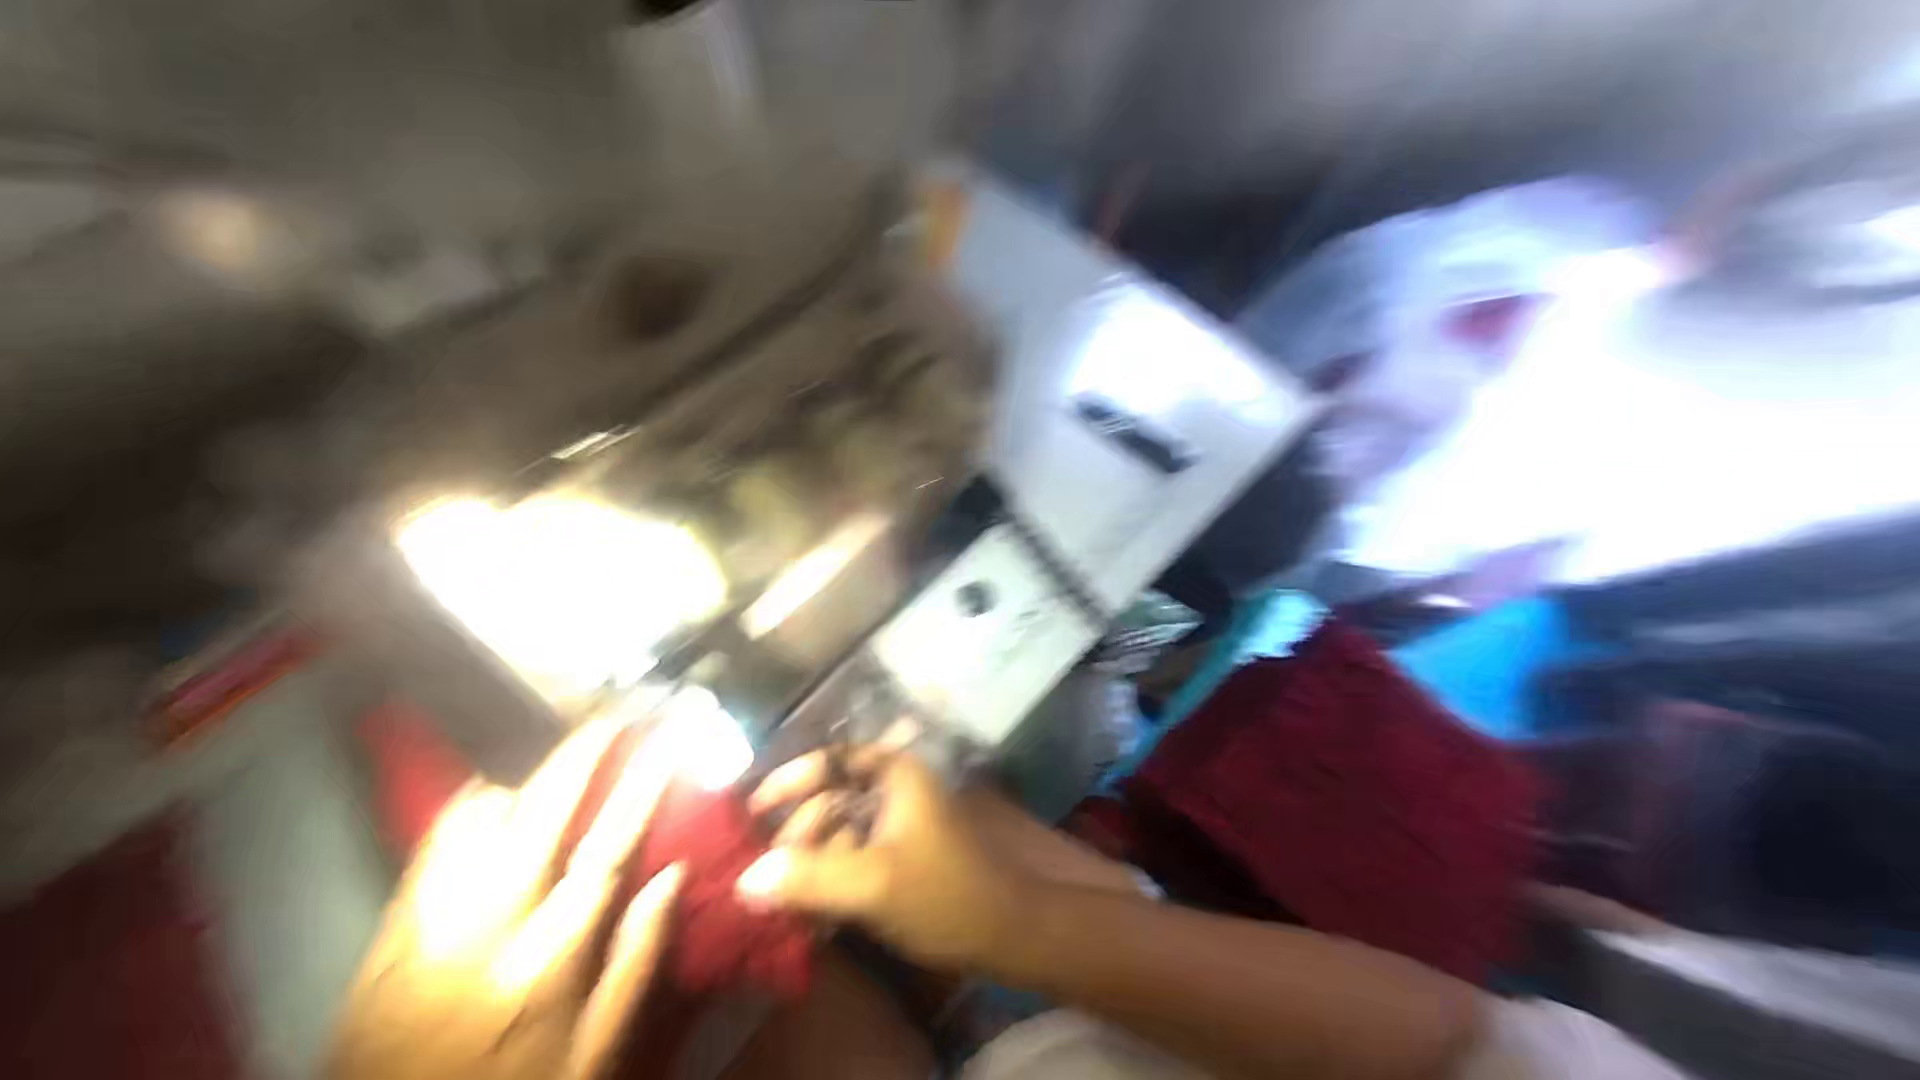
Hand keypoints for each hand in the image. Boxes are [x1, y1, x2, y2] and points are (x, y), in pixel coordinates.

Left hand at [328, 716, 683, 1079]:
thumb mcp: (596, 1052)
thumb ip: (638, 958)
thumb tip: (675, 871)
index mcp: (549, 960)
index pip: (609, 848)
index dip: (643, 786)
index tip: (667, 740)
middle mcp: (489, 930)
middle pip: (543, 816)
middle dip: (583, 755)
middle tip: (613, 714)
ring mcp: (429, 928)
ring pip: (480, 823)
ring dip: (527, 774)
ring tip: (560, 745)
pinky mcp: (386, 937)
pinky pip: (430, 849)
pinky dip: (465, 810)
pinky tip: (491, 791)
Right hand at [735, 746, 1028, 972]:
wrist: (1005, 933)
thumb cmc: (942, 894)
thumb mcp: (872, 884)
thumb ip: (809, 877)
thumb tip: (744, 879)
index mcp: (895, 775)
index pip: (831, 761)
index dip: (790, 780)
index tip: (752, 810)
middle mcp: (894, 790)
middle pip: (830, 799)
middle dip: (796, 835)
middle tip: (760, 874)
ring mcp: (897, 825)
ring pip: (838, 833)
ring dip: (808, 865)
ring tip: (778, 901)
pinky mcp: (897, 858)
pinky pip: (851, 859)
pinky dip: (828, 880)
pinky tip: (805, 914)